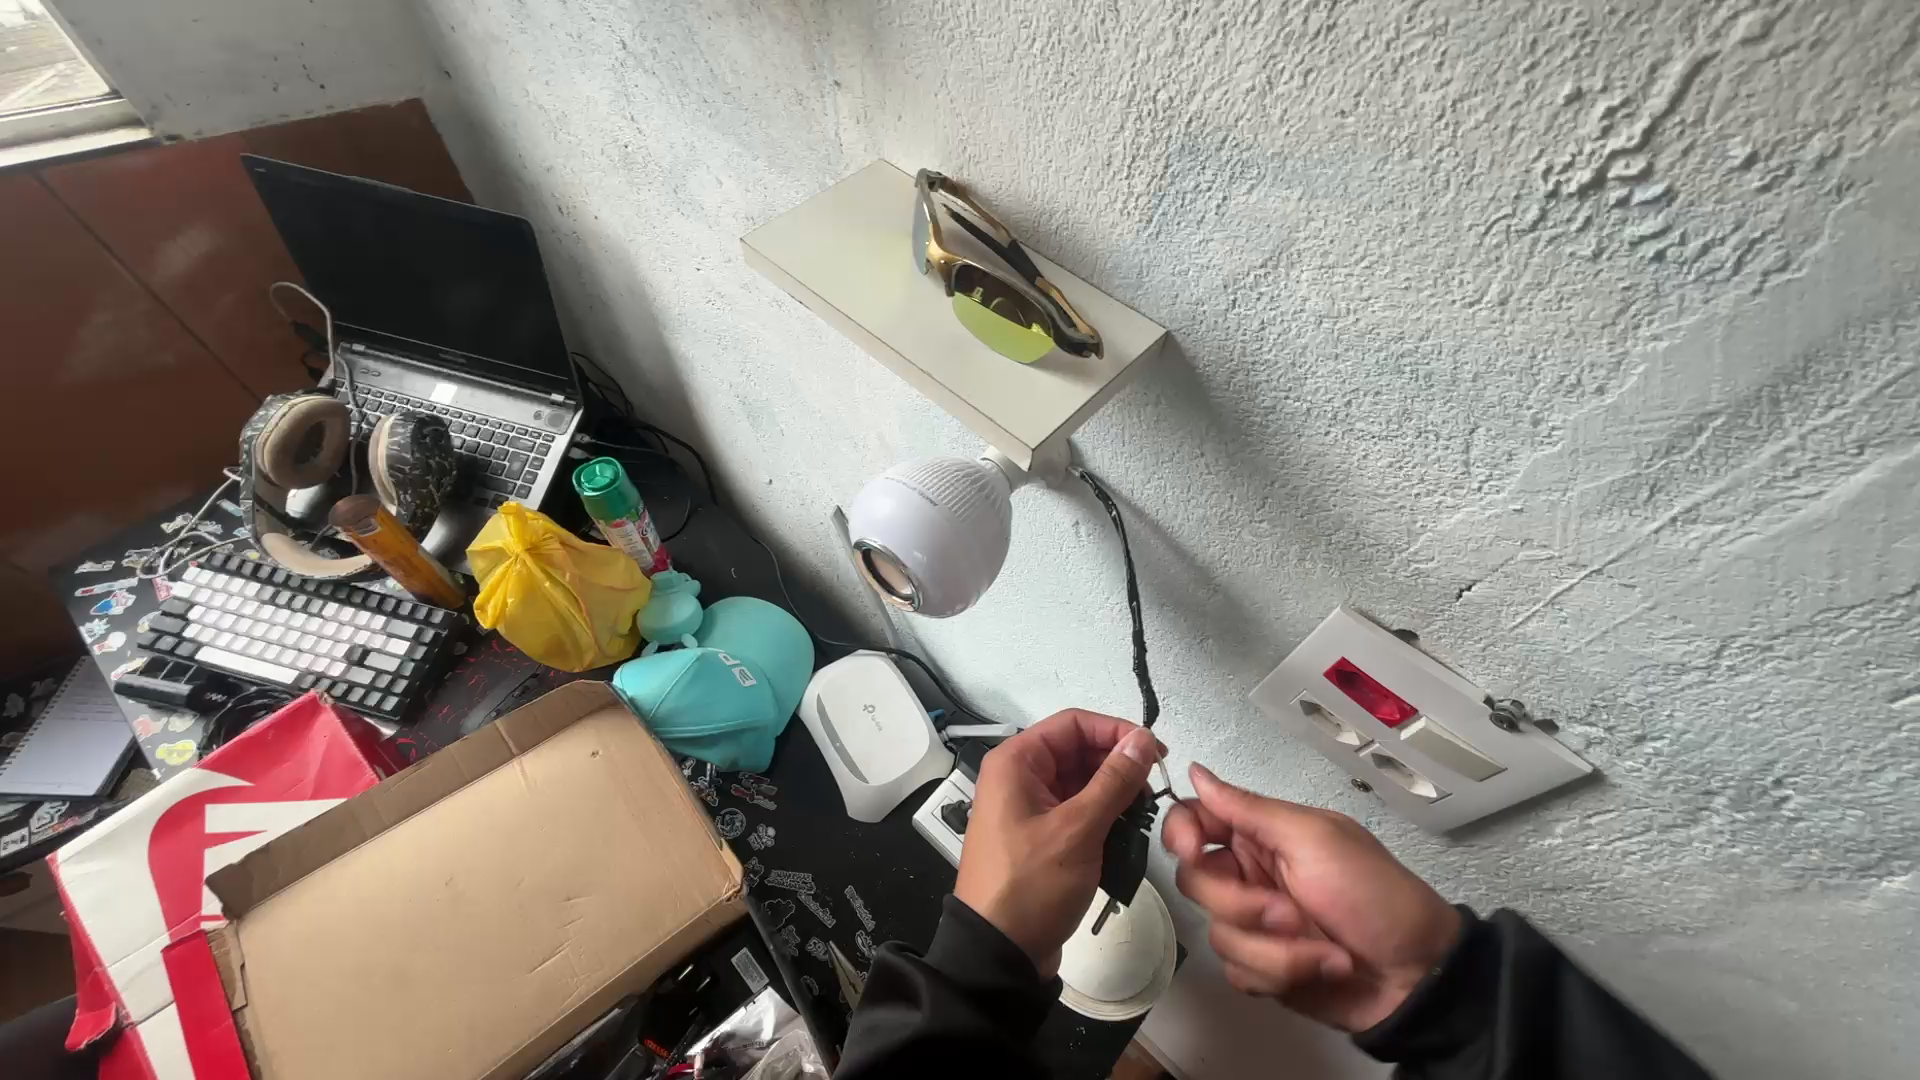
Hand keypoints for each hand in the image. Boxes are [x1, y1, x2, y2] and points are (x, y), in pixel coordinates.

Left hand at [955, 709, 1161, 975]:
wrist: (999, 952)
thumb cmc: (1031, 884)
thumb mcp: (1077, 829)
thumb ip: (1113, 781)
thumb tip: (1142, 739)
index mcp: (1016, 761)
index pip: (1073, 723)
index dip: (1116, 731)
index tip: (1155, 751)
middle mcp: (1019, 775)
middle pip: (1078, 751)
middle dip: (1117, 764)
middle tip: (1154, 788)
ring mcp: (1028, 806)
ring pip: (1081, 781)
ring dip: (1113, 792)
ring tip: (1144, 814)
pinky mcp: (1040, 834)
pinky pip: (1076, 809)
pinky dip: (1102, 816)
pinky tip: (1126, 832)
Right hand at [1162, 764, 1461, 1031]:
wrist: (1421, 977)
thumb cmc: (1373, 894)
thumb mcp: (1314, 838)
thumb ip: (1248, 808)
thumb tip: (1193, 769)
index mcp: (1258, 834)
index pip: (1192, 819)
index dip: (1180, 834)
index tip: (1193, 852)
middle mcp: (1247, 873)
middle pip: (1195, 881)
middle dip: (1243, 905)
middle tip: (1290, 913)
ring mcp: (1253, 923)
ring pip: (1217, 932)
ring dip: (1273, 949)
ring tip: (1323, 950)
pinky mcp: (1263, 966)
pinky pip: (1236, 970)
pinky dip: (1278, 974)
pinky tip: (1319, 970)